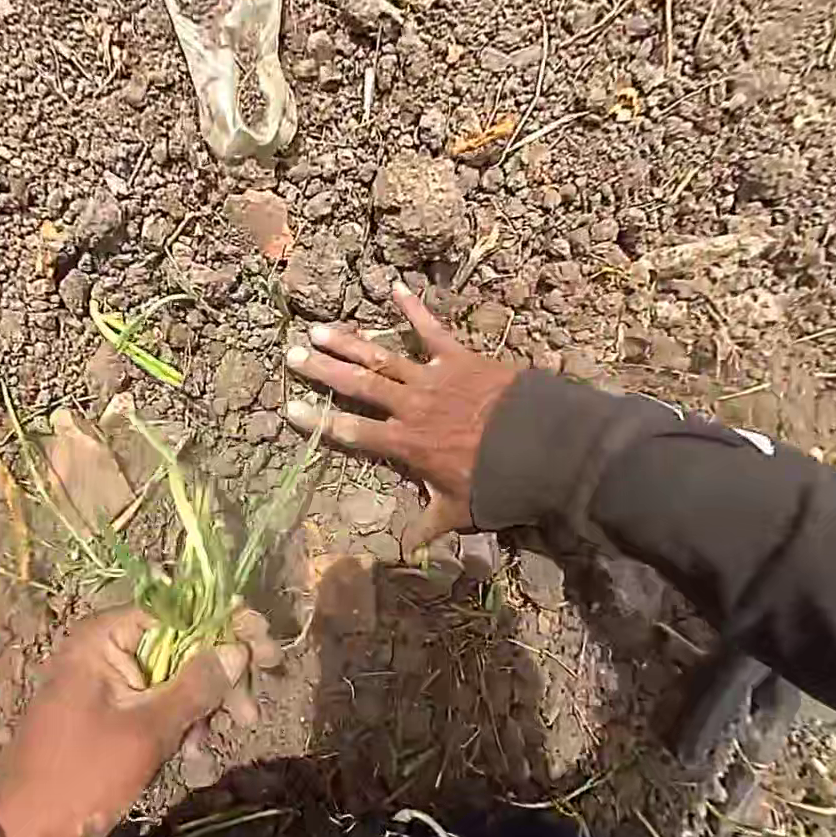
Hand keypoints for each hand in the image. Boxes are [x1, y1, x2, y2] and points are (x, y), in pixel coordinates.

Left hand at [0, 607, 278, 836]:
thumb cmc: (81, 775)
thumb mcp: (146, 729)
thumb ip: (196, 684)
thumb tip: (238, 649)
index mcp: (107, 636)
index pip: (180, 610)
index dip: (225, 623)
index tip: (262, 640)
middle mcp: (110, 646)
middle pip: (184, 642)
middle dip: (223, 671)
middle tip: (259, 689)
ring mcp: (114, 678)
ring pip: (178, 674)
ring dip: (210, 702)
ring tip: (239, 728)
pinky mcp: (117, 708)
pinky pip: (162, 701)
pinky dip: (185, 722)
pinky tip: (200, 755)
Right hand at [283, 280, 519, 554]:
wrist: (544, 448)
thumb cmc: (498, 482)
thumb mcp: (459, 510)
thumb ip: (428, 525)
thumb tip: (407, 550)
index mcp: (406, 443)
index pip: (352, 431)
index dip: (319, 420)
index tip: (291, 407)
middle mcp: (410, 406)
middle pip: (358, 386)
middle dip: (323, 371)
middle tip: (293, 356)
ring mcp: (431, 377)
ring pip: (381, 357)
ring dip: (350, 342)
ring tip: (320, 330)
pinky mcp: (457, 357)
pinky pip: (431, 329)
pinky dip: (414, 307)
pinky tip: (395, 286)